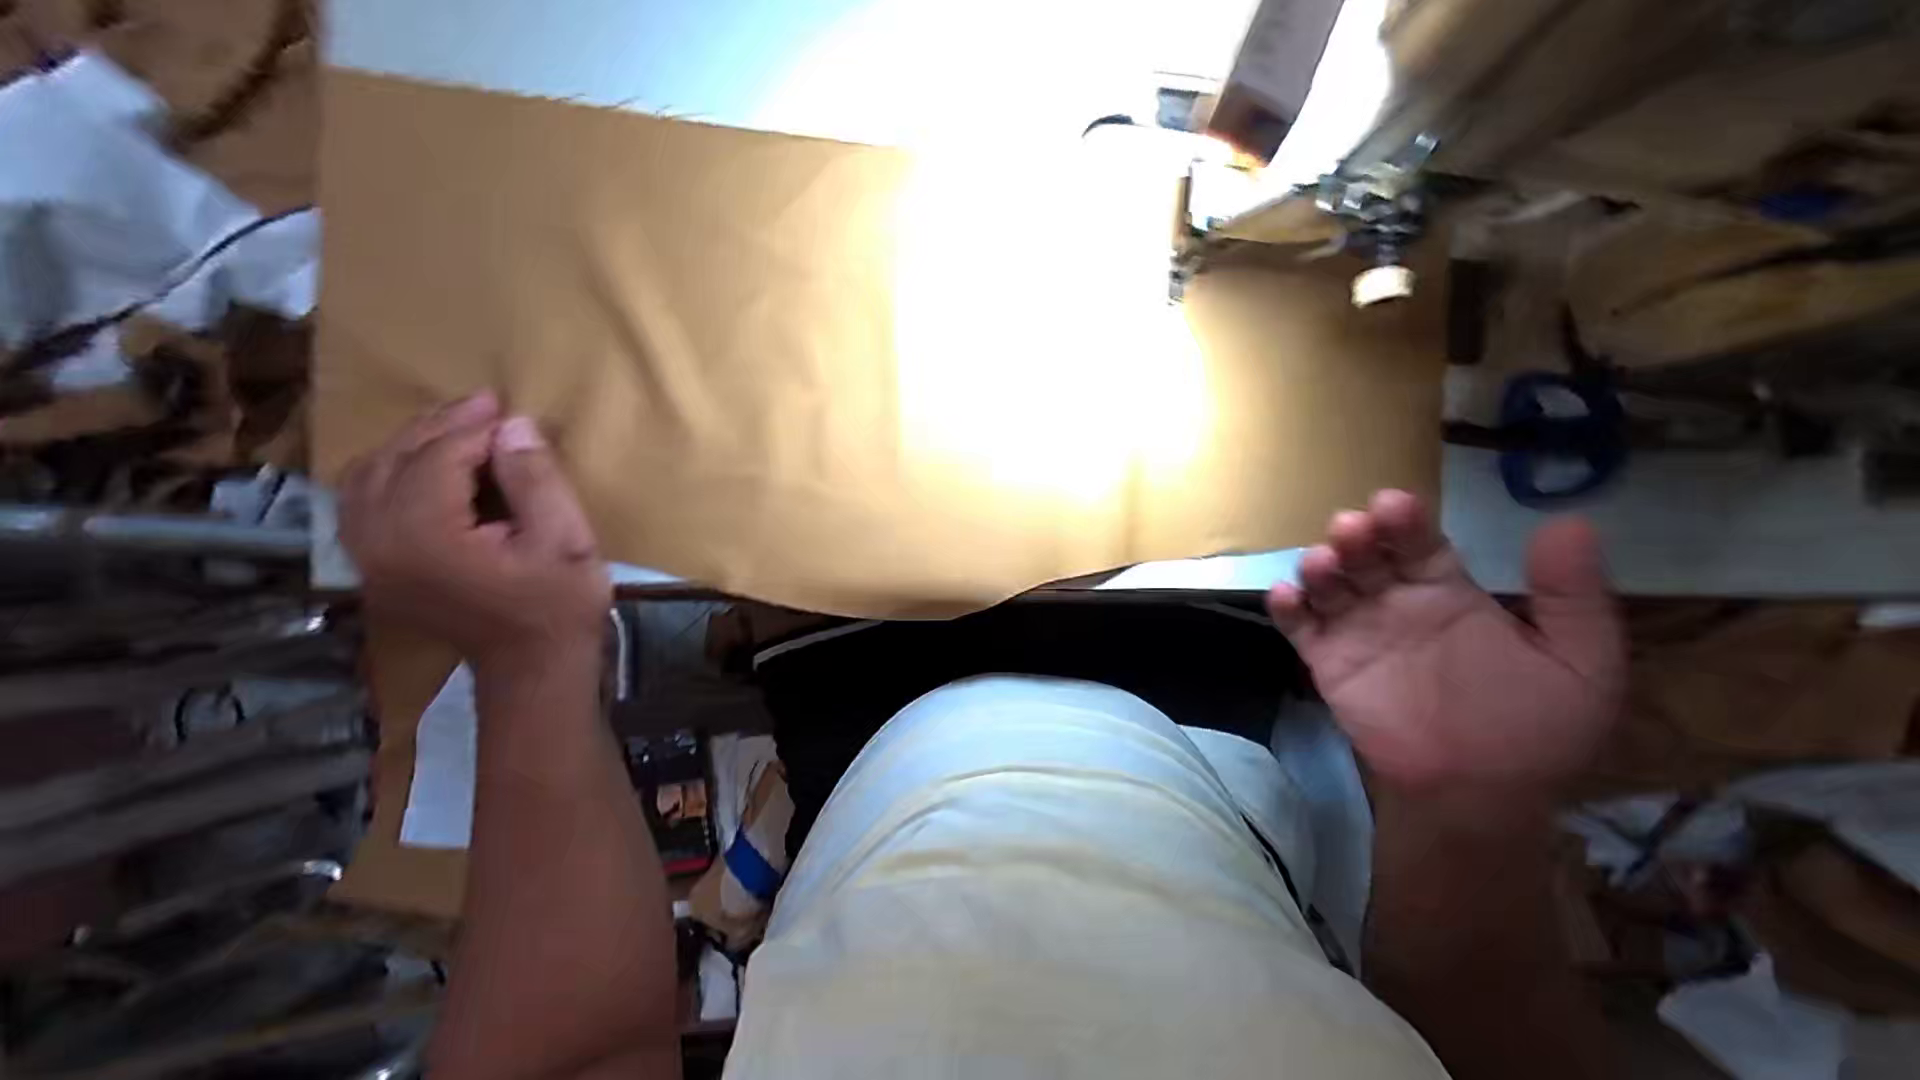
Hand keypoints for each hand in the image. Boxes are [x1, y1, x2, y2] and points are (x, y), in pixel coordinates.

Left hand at [339, 392, 609, 669]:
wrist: (533, 666)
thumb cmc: (559, 606)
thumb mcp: (566, 541)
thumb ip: (537, 480)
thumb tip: (513, 426)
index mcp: (426, 537)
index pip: (437, 459)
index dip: (474, 428)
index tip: (509, 409)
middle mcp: (380, 544)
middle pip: (395, 461)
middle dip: (440, 428)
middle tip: (485, 407)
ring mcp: (368, 560)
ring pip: (369, 477)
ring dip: (411, 446)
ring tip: (459, 430)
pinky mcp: (374, 568)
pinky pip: (363, 502)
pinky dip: (392, 473)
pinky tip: (427, 466)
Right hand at [1266, 491, 1622, 806]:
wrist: (1478, 793)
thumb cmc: (1532, 729)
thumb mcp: (1579, 664)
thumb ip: (1571, 597)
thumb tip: (1569, 521)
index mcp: (1448, 592)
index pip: (1419, 543)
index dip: (1406, 521)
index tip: (1394, 503)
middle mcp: (1396, 602)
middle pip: (1366, 555)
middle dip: (1356, 536)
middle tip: (1352, 527)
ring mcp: (1357, 630)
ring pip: (1329, 584)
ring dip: (1319, 567)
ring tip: (1321, 562)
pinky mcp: (1327, 661)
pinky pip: (1300, 628)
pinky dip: (1288, 608)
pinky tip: (1286, 596)